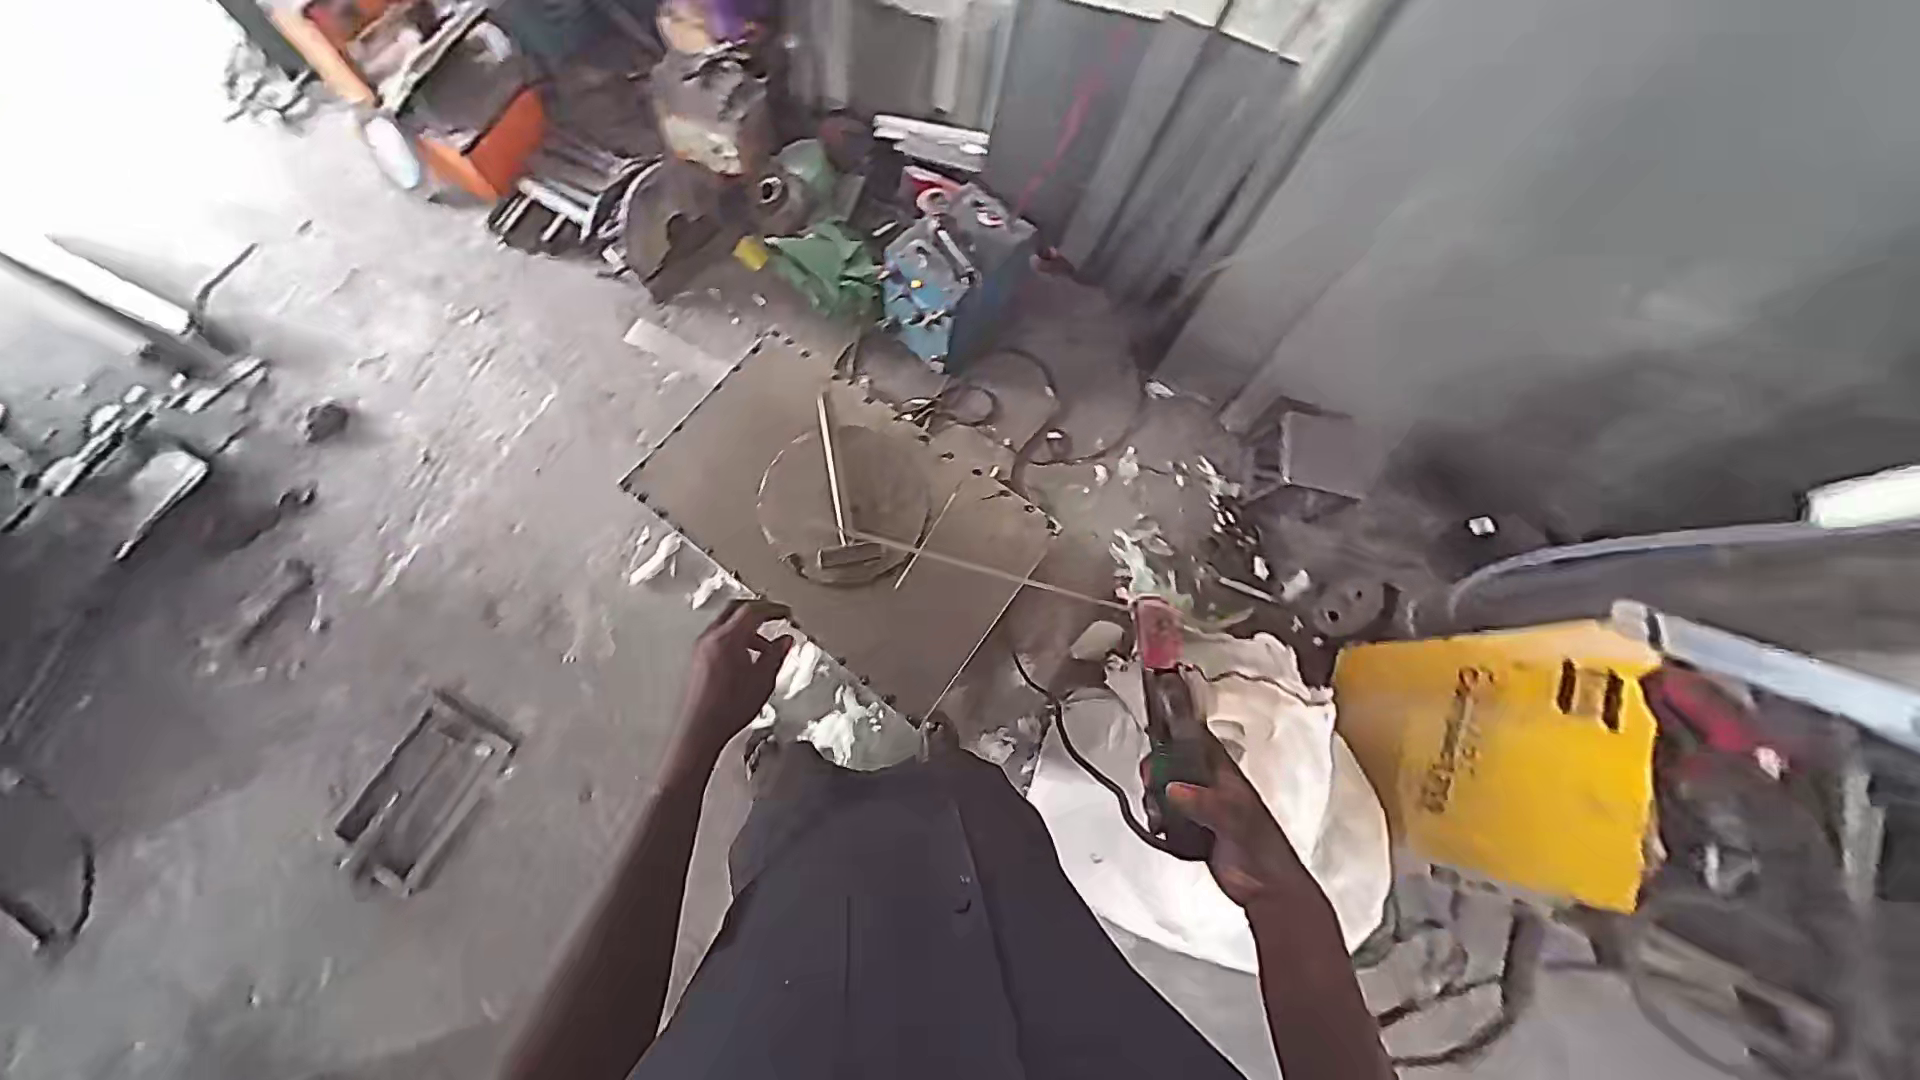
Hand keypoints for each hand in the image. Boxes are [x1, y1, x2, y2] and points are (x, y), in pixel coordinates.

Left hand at [675, 599, 792, 763]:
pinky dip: (736, 639)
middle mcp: (711, 638)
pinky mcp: (697, 661)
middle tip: (774, 615)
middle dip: (758, 610)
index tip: (786, 612)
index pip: (753, 610)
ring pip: (727, 624)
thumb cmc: (727, 708)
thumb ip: (776, 654)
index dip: (773, 608)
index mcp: (728, 638)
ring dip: (747, 627)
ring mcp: (701, 649)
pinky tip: (747, 657)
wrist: (699, 731)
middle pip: (736, 610)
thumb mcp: (763, 679)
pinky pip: (719, 638)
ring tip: (765, 644)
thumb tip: (785, 641)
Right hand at [1143, 732, 1313, 910]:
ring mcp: (1201, 807)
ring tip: (1156, 811)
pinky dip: (1157, 818)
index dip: (1177, 732)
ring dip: (1155, 796)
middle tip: (1149, 779)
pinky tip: (1159, 827)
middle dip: (1158, 769)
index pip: (1198, 741)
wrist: (1267, 891)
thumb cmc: (1264, 853)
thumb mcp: (1234, 819)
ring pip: (1168, 789)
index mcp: (1225, 776)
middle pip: (1176, 764)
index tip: (1156, 732)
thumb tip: (1175, 790)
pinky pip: (1167, 815)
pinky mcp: (1193, 828)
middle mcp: (1211, 787)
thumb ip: (1204, 802)